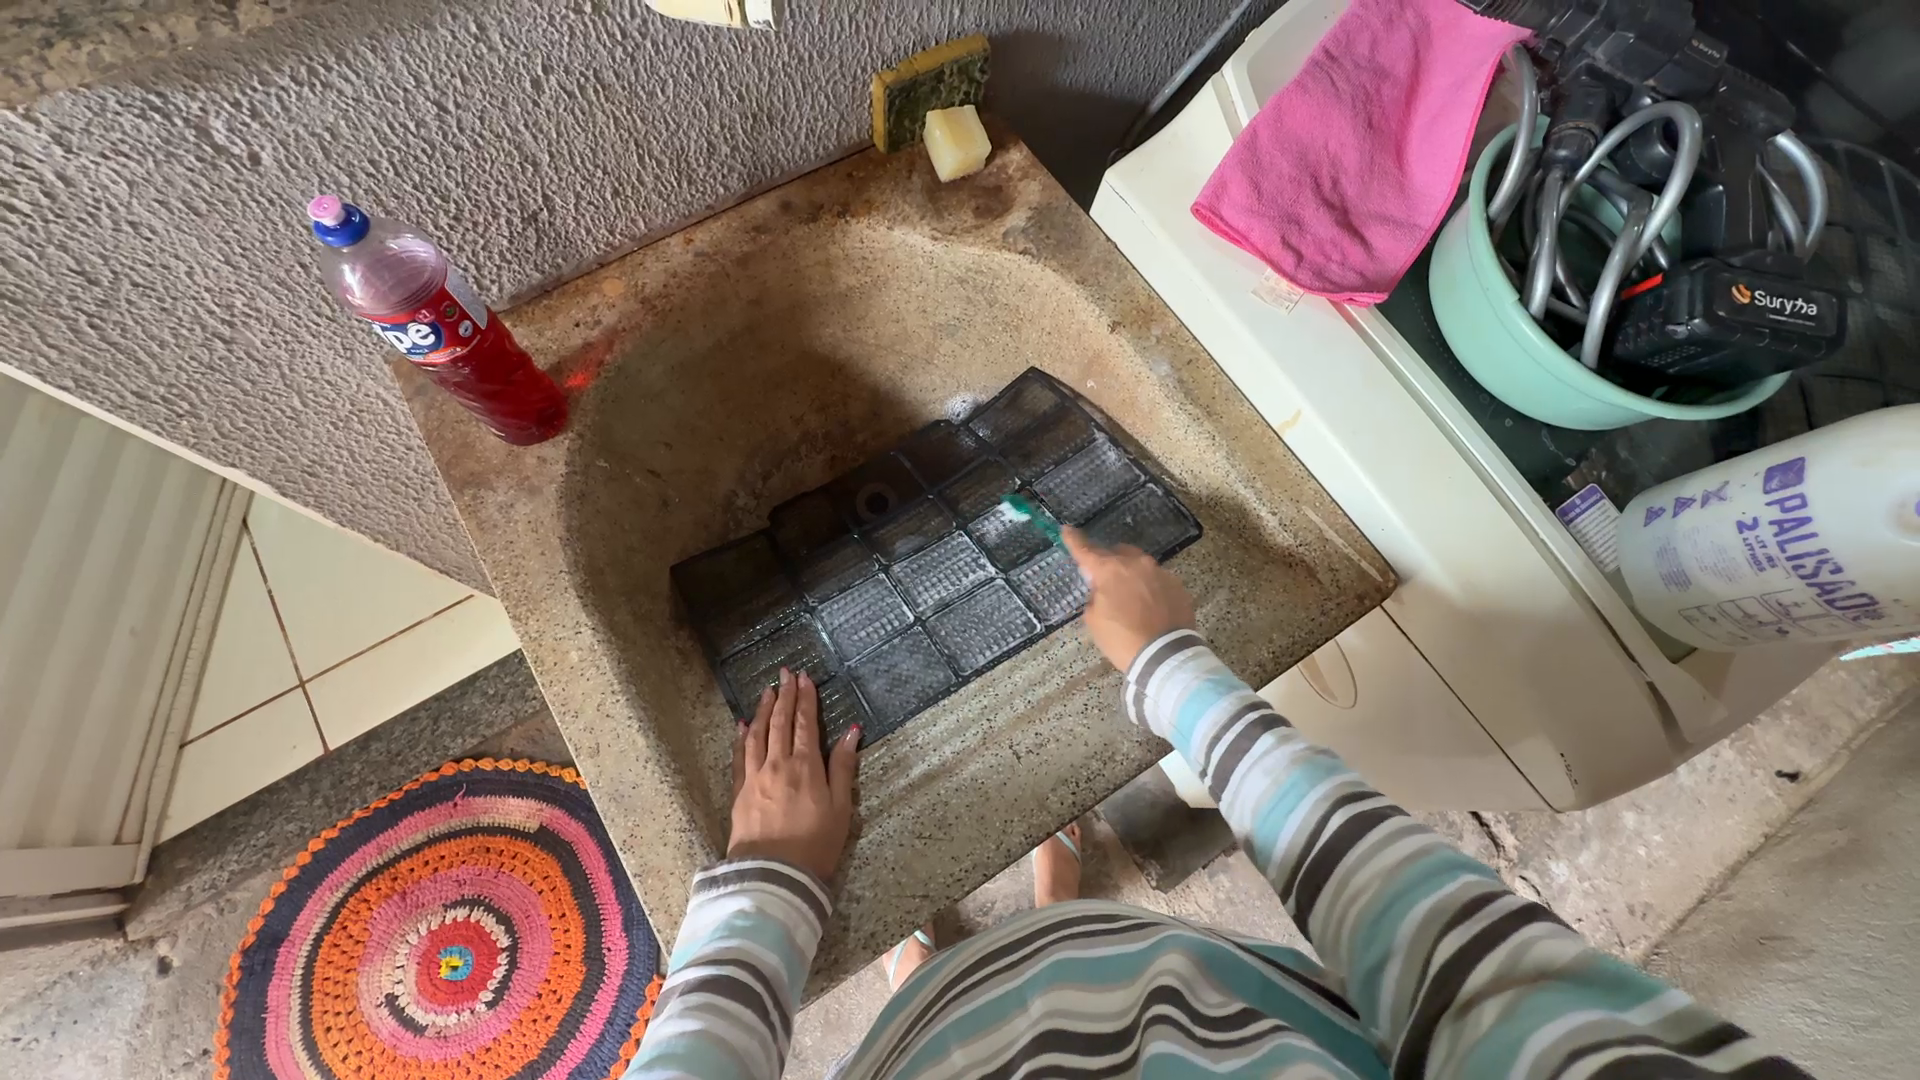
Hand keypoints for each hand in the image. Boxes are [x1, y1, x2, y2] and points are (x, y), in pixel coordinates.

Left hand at [728, 668, 860, 881]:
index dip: (805, 699)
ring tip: (767, 692)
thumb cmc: (816, 844)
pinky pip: (739, 757)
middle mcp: (777, 764)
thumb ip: (843, 767)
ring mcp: (754, 777)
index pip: (806, 723)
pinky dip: (742, 737)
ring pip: (757, 734)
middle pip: (780, 722)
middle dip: (784, 695)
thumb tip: (851, 731)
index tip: (805, 678)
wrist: (773, 876)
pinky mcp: (739, 793)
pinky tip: (742, 726)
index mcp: (805, 766)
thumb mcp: (841, 808)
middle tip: (785, 673)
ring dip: (763, 710)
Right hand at [1061, 525, 1195, 670]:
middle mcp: (1136, 564)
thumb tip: (1101, 587)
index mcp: (1110, 570)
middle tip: (1104, 580)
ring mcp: (1160, 572)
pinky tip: (1149, 606)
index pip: (1086, 551)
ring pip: (1140, 565)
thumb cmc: (1122, 639)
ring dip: (1131, 575)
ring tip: (1130, 597)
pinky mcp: (1177, 585)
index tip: (1067, 530)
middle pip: (1117, 552)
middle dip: (1108, 562)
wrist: (1165, 656)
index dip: (1074, 541)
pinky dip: (1149, 588)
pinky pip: (1157, 580)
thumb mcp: (1094, 620)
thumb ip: (1095, 596)